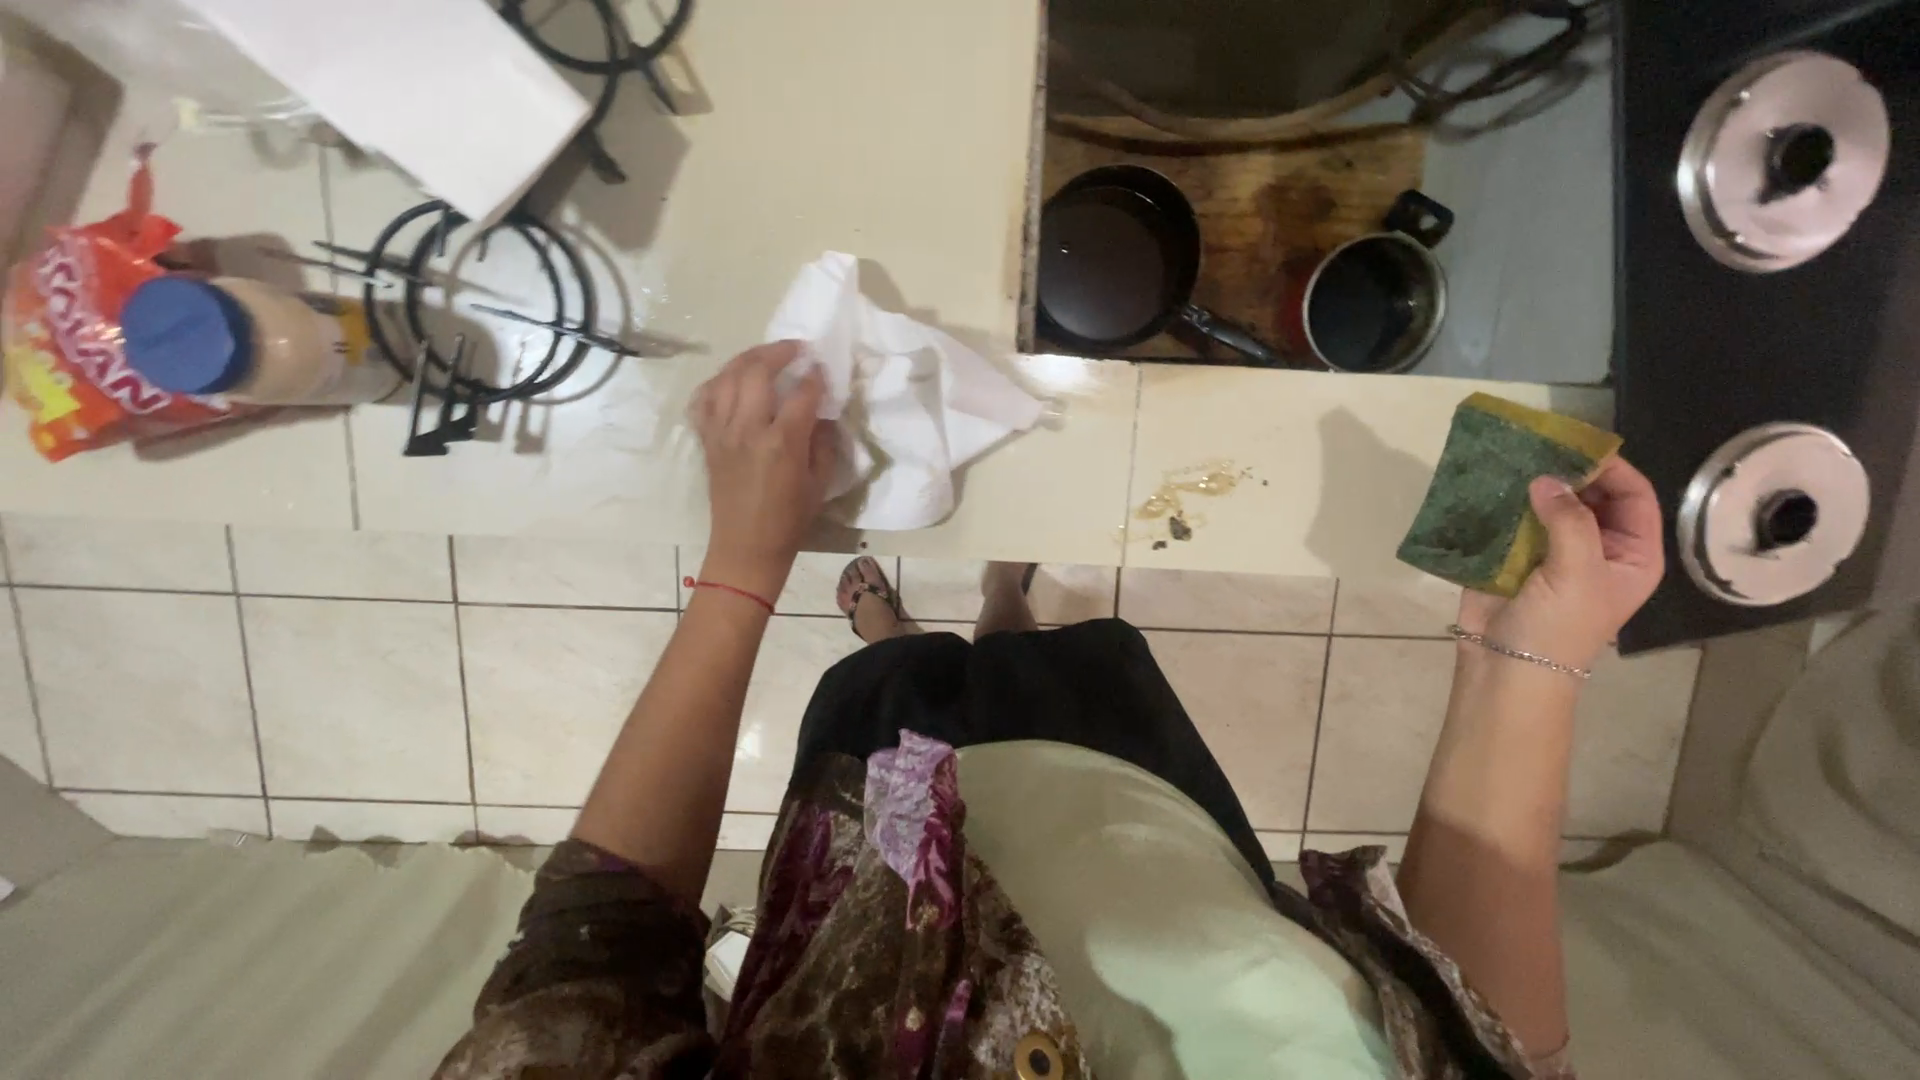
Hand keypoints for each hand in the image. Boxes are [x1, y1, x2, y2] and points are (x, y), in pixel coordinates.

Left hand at [690, 341, 837, 601]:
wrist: (746, 547)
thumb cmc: (789, 520)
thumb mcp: (819, 482)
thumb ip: (822, 442)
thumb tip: (821, 413)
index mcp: (782, 443)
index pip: (802, 393)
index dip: (816, 377)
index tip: (823, 369)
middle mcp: (748, 430)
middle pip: (758, 372)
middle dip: (779, 352)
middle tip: (796, 349)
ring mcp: (722, 432)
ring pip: (728, 377)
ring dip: (748, 358)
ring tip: (766, 355)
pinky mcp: (707, 439)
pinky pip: (705, 398)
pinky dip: (718, 382)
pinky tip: (732, 379)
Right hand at [1457, 456, 1664, 671]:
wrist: (1505, 667)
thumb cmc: (1557, 627)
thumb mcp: (1578, 574)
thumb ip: (1569, 522)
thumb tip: (1545, 479)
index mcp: (1630, 554)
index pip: (1633, 497)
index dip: (1612, 470)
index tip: (1577, 447)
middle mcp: (1594, 547)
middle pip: (1588, 496)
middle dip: (1566, 473)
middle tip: (1536, 448)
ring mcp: (1549, 552)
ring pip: (1546, 506)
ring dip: (1528, 486)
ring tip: (1508, 460)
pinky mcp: (1508, 558)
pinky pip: (1508, 523)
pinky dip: (1499, 505)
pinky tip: (1485, 486)